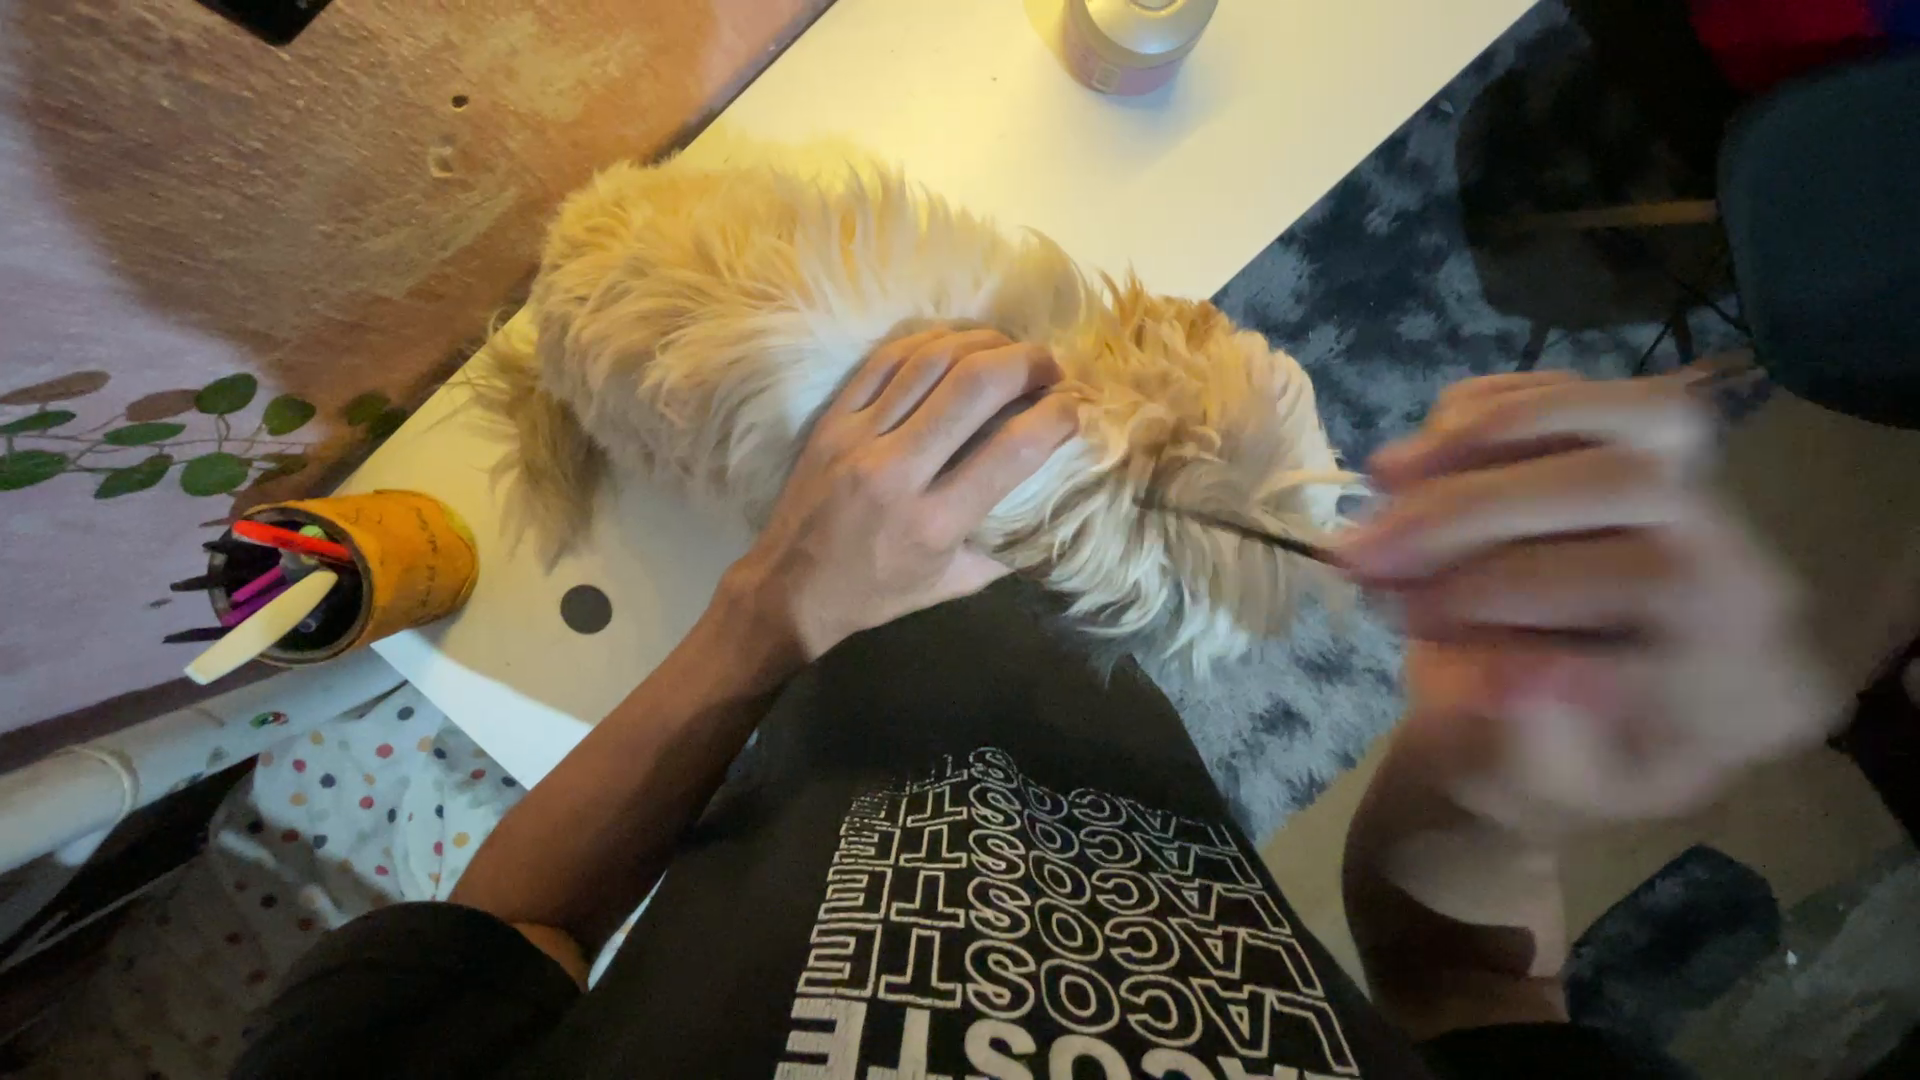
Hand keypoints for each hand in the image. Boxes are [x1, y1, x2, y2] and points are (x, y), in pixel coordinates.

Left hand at [723, 327, 1078, 660]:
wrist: (790, 588)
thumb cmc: (877, 593)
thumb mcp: (950, 585)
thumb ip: (1004, 551)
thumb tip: (1052, 511)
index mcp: (935, 522)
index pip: (1013, 450)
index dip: (1057, 417)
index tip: (1074, 408)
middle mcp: (899, 472)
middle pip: (975, 386)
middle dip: (1026, 362)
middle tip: (1048, 365)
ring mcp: (859, 438)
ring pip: (931, 361)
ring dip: (982, 342)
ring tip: (1008, 348)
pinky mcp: (832, 420)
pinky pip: (884, 361)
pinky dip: (927, 342)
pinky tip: (954, 343)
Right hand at [1338, 371, 1834, 835]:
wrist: (1506, 729)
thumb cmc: (1516, 771)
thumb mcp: (1517, 788)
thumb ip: (1531, 748)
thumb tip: (1520, 674)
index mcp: (1742, 675)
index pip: (1663, 583)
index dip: (1515, 584)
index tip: (1407, 619)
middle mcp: (1739, 574)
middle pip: (1630, 482)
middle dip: (1469, 511)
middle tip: (1362, 551)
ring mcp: (1689, 503)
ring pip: (1626, 413)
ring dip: (1475, 439)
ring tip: (1380, 479)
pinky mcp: (1620, 462)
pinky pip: (1572, 394)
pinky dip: (1480, 410)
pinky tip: (1412, 461)